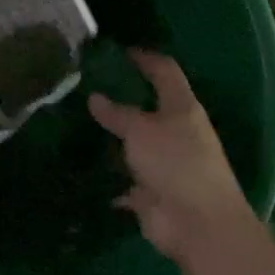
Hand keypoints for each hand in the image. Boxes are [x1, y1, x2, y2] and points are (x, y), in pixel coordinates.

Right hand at [88, 50, 254, 265]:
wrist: (198, 223)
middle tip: (86, 88)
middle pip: (148, 108)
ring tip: (77, 124)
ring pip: (135, 144)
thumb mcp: (142, 130)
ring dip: (113, 138)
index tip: (119, 50)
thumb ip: (118, 114)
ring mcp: (165, 163)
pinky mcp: (152, 192)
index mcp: (182, 107)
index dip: (145, 58)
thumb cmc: (176, 163)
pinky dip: (108, 175)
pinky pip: (126, 178)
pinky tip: (82, 167)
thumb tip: (95, 97)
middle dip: (122, 99)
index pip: (165, 72)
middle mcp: (176, 132)